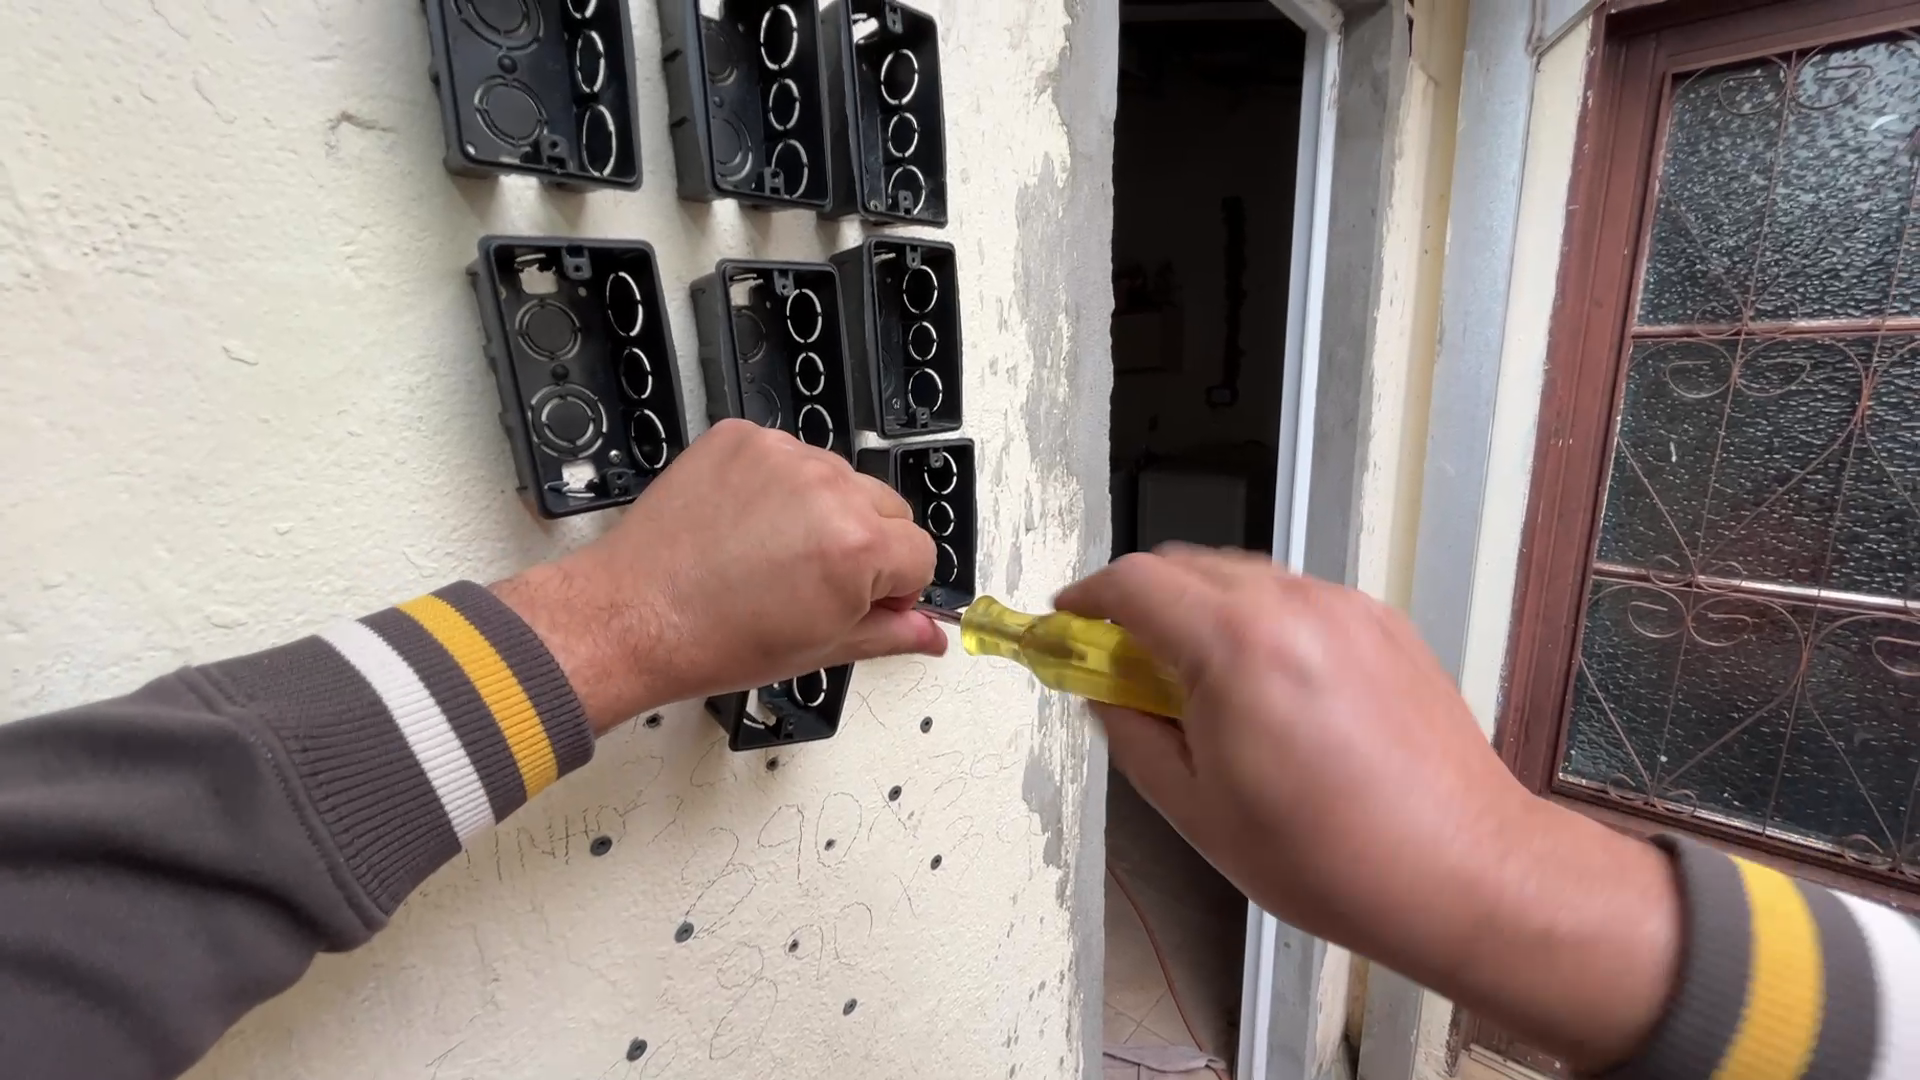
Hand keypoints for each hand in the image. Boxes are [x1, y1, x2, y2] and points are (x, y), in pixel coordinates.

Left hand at [495, 420, 945, 731]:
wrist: (633, 615)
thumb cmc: (715, 639)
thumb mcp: (821, 647)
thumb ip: (891, 634)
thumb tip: (931, 633)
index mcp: (857, 547)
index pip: (922, 553)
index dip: (898, 586)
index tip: (868, 598)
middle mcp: (828, 489)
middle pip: (890, 509)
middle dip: (870, 545)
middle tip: (819, 579)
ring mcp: (783, 456)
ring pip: (843, 480)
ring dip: (827, 512)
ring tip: (777, 552)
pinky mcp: (744, 438)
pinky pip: (793, 457)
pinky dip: (783, 487)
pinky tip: (753, 524)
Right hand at [1057, 547, 1679, 1072]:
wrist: (1471, 875)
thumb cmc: (1326, 858)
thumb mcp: (1194, 807)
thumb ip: (1128, 731)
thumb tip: (1102, 690)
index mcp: (1236, 647)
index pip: (1132, 583)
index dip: (1085, 598)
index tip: (1066, 621)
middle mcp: (1290, 603)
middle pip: (1178, 563)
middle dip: (1133, 599)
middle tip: (1121, 656)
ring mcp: (1341, 604)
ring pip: (1232, 570)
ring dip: (1190, 602)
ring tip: (1192, 669)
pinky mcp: (1376, 617)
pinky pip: (1285, 590)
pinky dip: (1246, 612)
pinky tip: (1258, 672)